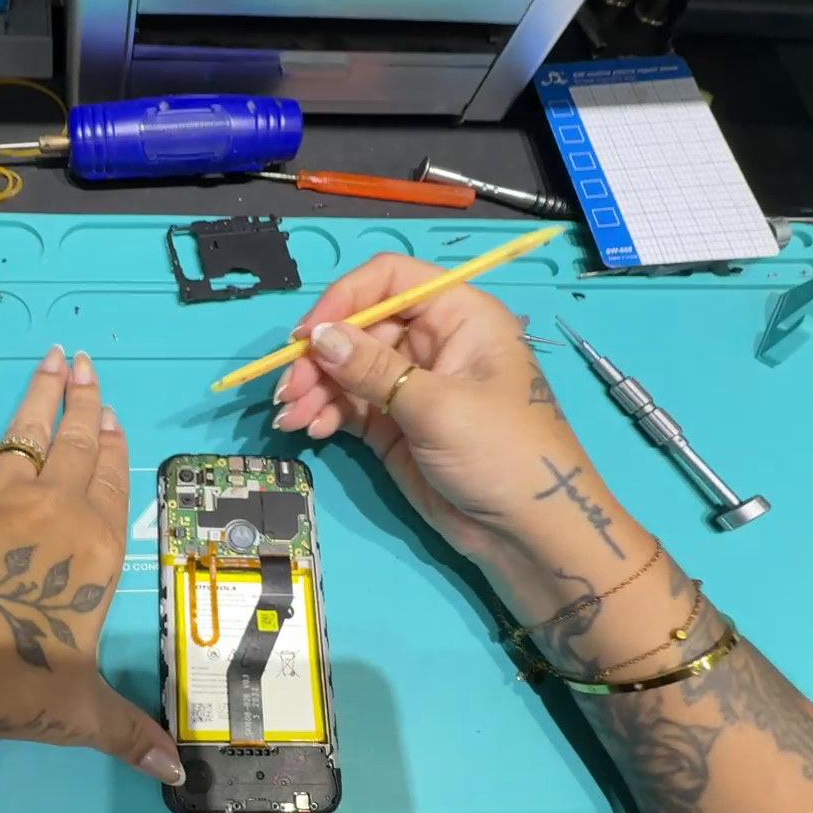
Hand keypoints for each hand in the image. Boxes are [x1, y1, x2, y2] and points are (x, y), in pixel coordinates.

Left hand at [0, 347, 183, 785]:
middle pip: (76, 444)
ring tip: (54, 356)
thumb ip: (129, 732)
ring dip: (41, 393)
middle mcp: (51, 507)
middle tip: (88, 364)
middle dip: (85, 403)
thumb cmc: (7, 683)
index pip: (112, 483)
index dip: (115, 448)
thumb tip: (179, 774)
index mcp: (93, 548)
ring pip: (27, 430)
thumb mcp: (78, 711)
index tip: (115, 414)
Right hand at [272, 253, 620, 562]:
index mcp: (457, 317)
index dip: (344, 299)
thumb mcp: (437, 406)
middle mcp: (429, 344)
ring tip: (291, 419)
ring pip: (344, 370)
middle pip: (357, 328)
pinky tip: (312, 430)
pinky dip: (324, 414)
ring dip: (313, 391)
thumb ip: (373, 370)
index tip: (307, 336)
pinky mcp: (390, 423)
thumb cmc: (502, 453)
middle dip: (318, 358)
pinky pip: (346, 406)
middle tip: (288, 392)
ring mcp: (406, 385)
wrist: (523, 531)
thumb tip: (317, 337)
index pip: (390, 281)